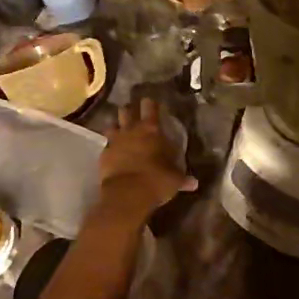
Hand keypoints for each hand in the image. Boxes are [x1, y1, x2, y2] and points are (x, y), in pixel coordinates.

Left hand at [97, 98, 195, 221]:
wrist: (126, 195)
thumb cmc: (156, 180)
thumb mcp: (175, 179)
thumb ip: (183, 178)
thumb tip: (194, 183)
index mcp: (152, 130)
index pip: (150, 107)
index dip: (151, 103)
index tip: (151, 103)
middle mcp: (131, 131)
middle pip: (126, 111)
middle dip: (130, 111)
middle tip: (134, 115)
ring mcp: (115, 142)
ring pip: (112, 126)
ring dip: (116, 127)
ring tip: (120, 132)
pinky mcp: (103, 156)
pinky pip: (106, 146)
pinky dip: (110, 148)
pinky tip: (113, 155)